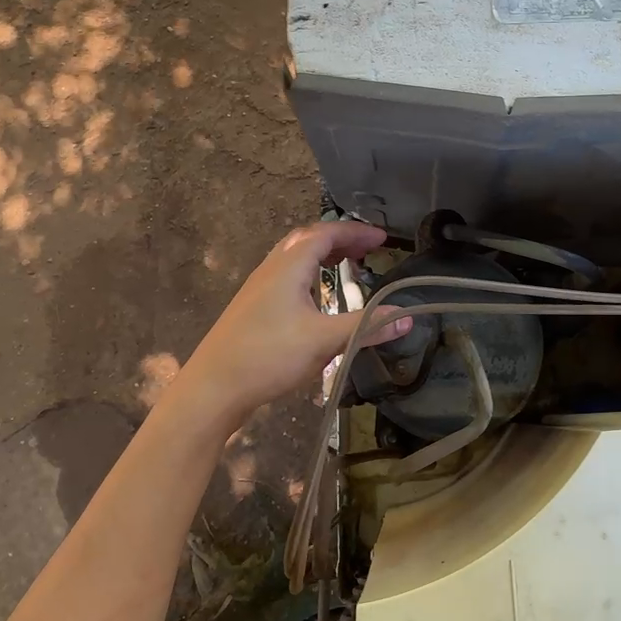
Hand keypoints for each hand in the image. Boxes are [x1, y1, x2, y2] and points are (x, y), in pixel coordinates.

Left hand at [176, 220, 411, 427]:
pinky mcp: (252, 309)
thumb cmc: (269, 355)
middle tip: (368, 250)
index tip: (383, 239)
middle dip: (340, 240)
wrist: (213, 388)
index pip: (326, 234)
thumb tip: (407, 317)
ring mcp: (258, 289)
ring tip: (347, 267)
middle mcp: (271, 269)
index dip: (355, 232)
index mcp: (289, 266)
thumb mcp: (324, 340)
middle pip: (308, 240)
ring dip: (323, 256)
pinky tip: (316, 299)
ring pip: (294, 259)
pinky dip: (309, 275)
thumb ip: (366, 327)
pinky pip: (286, 277)